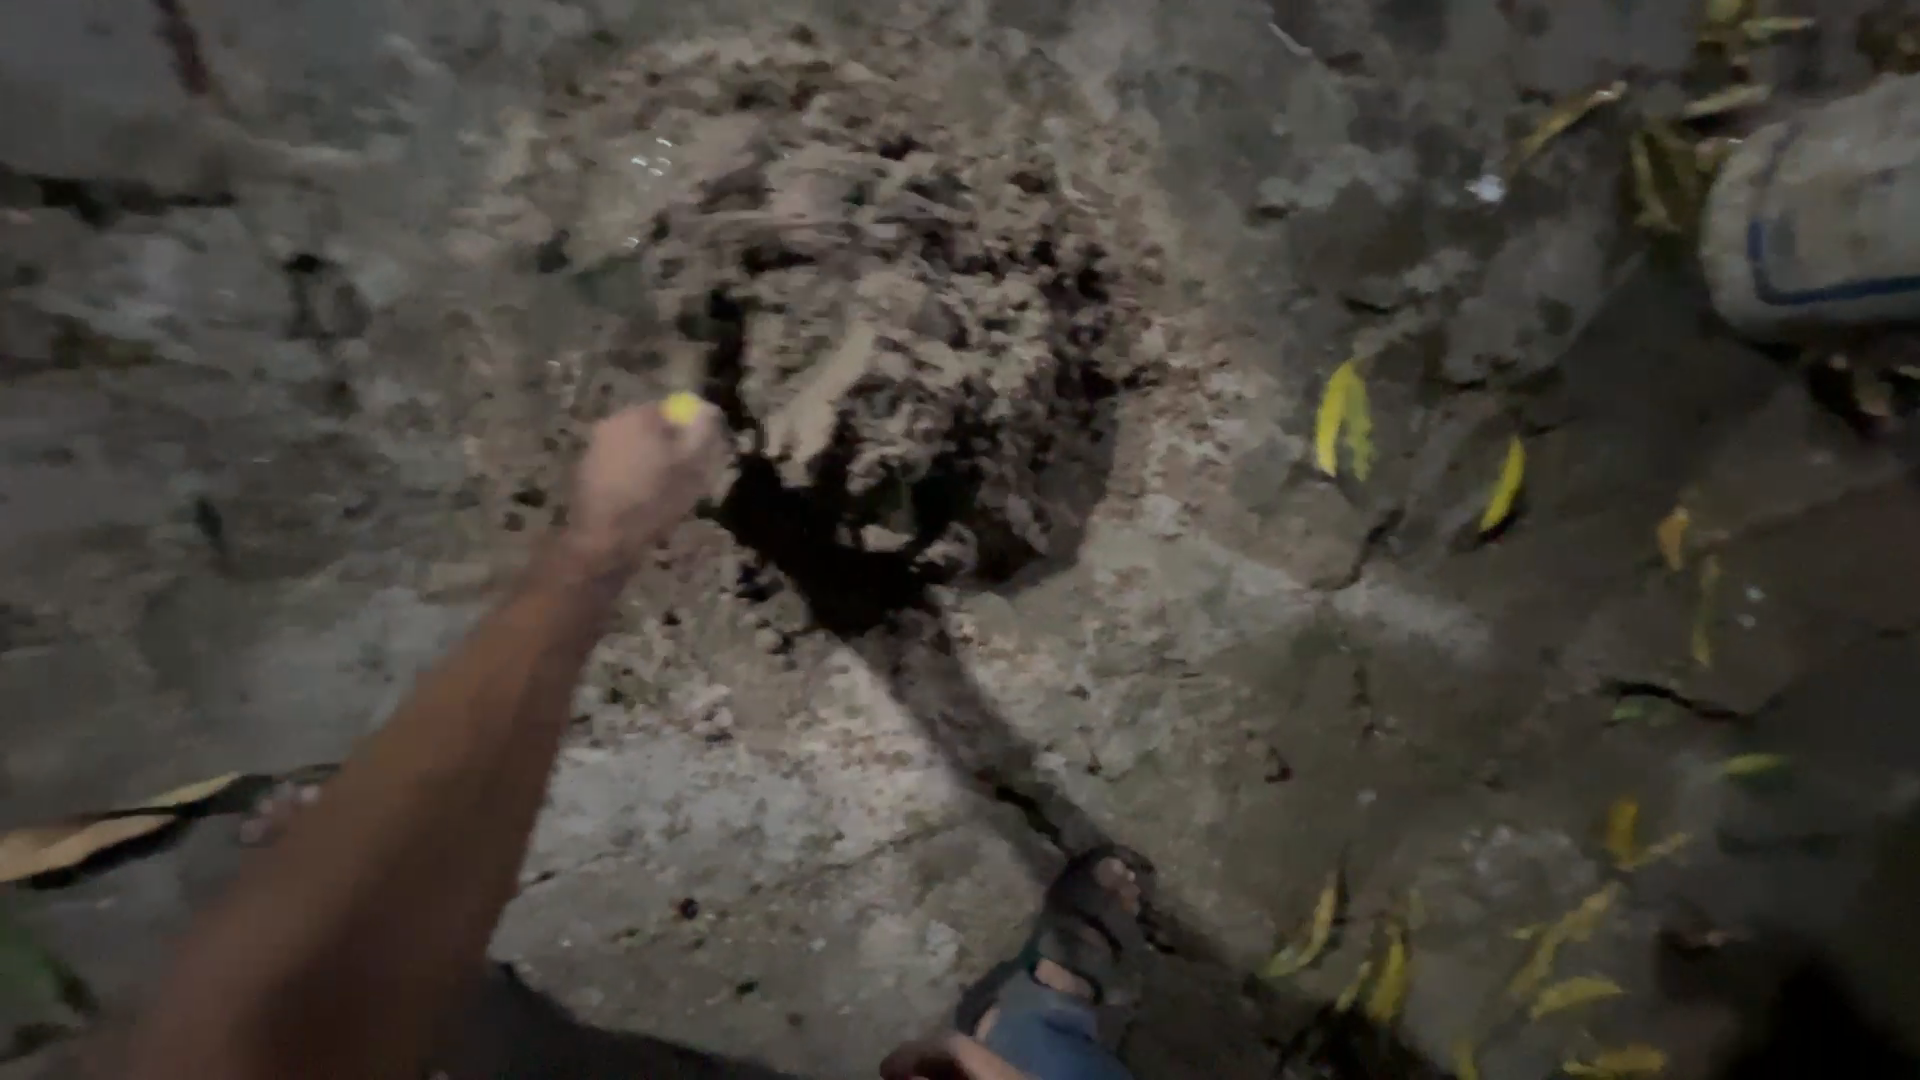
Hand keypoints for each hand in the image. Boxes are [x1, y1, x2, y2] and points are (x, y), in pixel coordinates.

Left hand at [563, 397, 725, 574]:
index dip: (692, 433)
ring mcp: (595, 446)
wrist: (605, 537)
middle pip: (654, 428)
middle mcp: (612, 422)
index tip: (701, 458)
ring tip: (664, 491)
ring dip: (653, 462)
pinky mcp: (586, 470)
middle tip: (687, 476)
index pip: (674, 410)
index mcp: (638, 416)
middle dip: (672, 448)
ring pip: (637, 447)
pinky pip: (620, 464)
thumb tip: (708, 409)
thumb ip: (703, 432)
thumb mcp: (692, 466)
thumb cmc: (654, 499)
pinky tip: (641, 500)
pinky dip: (634, 475)